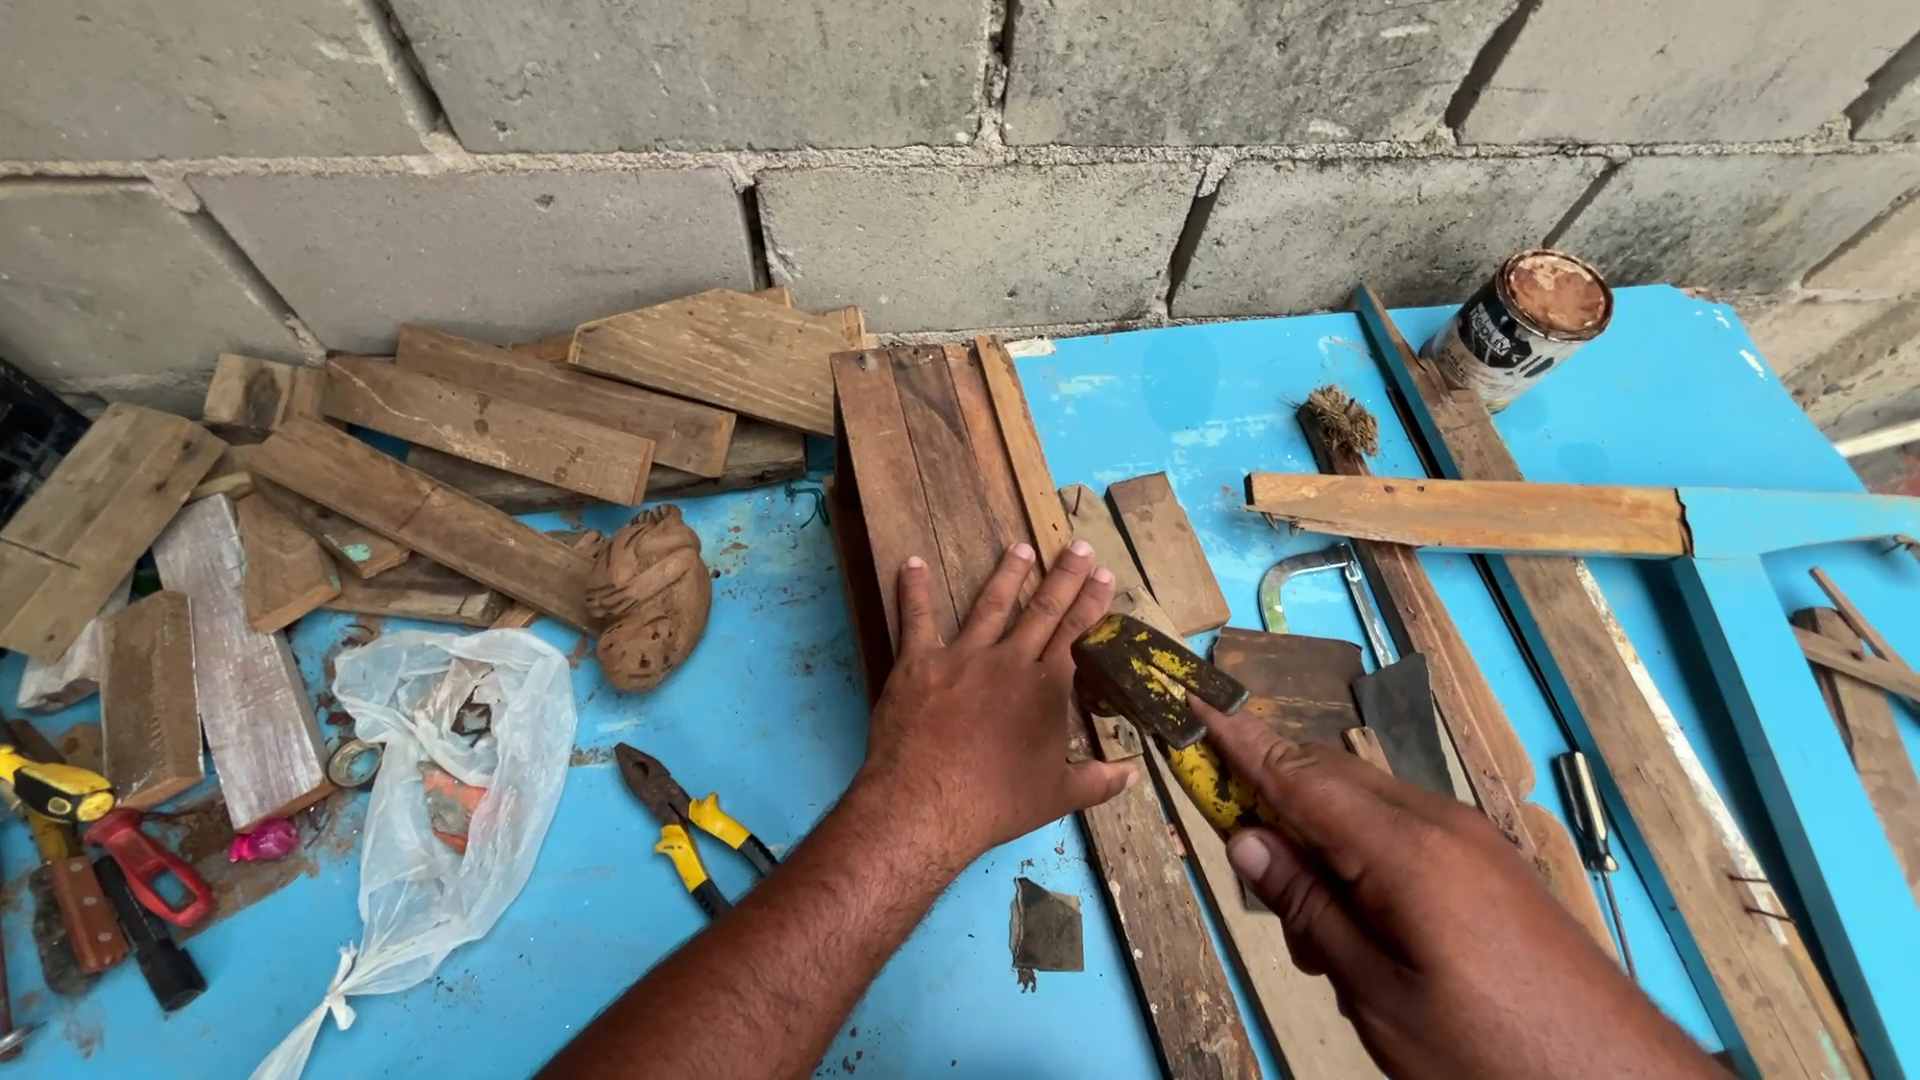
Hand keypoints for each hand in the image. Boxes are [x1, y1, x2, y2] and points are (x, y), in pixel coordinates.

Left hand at [859, 541, 1136, 866]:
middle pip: (1042, 609)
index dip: (1091, 603)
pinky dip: (914, 589)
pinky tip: (912, 563)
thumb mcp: (1057, 797)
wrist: (927, 805)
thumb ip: (1098, 782)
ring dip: (1007, 573)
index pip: (1076, 634)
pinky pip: (916, 618)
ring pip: (990, 604)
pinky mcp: (919, 662)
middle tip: (1076, 545)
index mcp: (1045, 687)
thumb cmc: (996, 803)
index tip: (1103, 574)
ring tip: (1020, 547)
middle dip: (1063, 576)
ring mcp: (963, 656)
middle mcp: (1009, 660)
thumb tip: (1135, 777)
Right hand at [1197, 701, 1726, 1079]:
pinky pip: (1395, 826)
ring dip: (1314, 836)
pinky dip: (1354, 850)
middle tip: (1246, 858)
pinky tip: (1357, 918)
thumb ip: (1307, 906)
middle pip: (1325, 776)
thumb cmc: (1490, 1054)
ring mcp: (1467, 835)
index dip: (1239, 740)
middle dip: (1271, 797)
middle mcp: (1436, 821)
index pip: (1296, 775)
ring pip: (1359, 802)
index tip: (1195, 699)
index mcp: (1403, 849)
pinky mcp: (1483, 857)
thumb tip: (1245, 839)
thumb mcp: (1377, 994)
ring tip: (1315, 932)